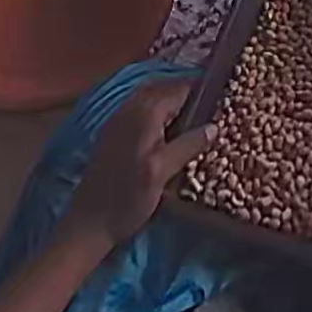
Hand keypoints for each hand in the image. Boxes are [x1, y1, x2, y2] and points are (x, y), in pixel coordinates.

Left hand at [61, 81, 215, 247]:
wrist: (88, 224)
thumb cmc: (127, 198)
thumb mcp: (162, 172)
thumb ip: (189, 144)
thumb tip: (214, 126)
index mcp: (146, 113)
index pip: (180, 88)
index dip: (202, 91)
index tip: (223, 97)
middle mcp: (131, 107)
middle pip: (166, 87)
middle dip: (188, 92)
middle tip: (211, 105)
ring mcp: (119, 118)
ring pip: (152, 95)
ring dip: (172, 99)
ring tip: (194, 115)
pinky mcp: (113, 131)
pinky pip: (141, 106)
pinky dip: (158, 108)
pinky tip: (168, 128)